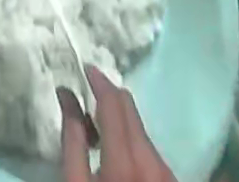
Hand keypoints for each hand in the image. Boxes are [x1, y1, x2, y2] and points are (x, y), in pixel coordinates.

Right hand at [60, 66, 175, 181]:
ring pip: (139, 128)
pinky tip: (116, 157)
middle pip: (130, 108)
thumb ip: (72, 139)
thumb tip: (66, 96)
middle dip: (107, 98)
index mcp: (126, 158)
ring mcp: (167, 171)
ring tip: (96, 138)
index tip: (85, 68)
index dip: (99, 80)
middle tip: (85, 103)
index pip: (114, 102)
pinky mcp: (172, 179)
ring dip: (118, 122)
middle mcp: (152, 159)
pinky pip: (149, 147)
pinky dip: (131, 141)